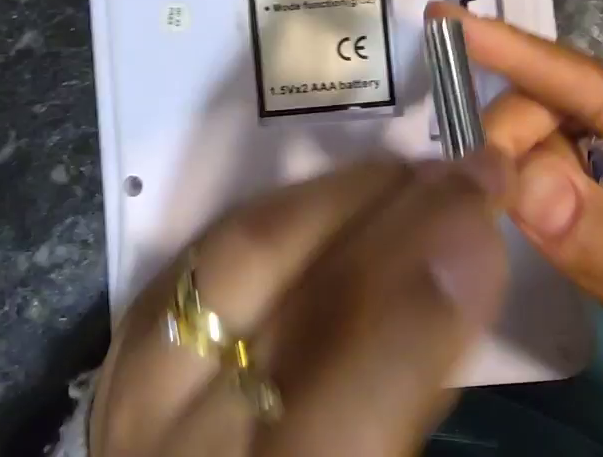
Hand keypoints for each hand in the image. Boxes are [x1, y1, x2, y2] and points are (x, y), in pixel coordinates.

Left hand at [90, 157, 510, 456]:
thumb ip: (398, 394)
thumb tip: (452, 274)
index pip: (345, 408)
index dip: (422, 309)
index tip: (482, 225)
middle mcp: (184, 443)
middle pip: (290, 307)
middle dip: (393, 223)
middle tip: (464, 173)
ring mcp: (139, 388)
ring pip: (234, 259)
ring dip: (333, 198)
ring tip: (404, 172)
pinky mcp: (120, 347)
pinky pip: (201, 253)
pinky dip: (276, 213)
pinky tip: (328, 194)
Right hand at [435, 3, 602, 456]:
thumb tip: (517, 178)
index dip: (528, 58)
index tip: (453, 23)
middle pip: (586, 109)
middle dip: (524, 130)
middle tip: (470, 172)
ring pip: (575, 141)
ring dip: (526, 156)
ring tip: (480, 180)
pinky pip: (579, 182)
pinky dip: (540, 187)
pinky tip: (510, 194)